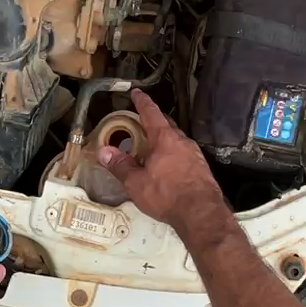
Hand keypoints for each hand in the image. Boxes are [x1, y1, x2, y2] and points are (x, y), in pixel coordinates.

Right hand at [96, 89, 231, 241]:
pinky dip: (173, 154)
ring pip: (177, 140)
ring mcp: (195, 155)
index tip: (137, 93)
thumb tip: (104, 151)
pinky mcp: (201, 169)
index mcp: (165, 138)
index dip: (143, 102)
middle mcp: (182, 141)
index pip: (151, 113)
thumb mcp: (136, 182)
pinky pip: (184, 155)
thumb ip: (120, 165)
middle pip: (166, 125)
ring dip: (164, 140)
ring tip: (153, 146)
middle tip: (142, 122)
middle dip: (154, 121)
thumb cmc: (166, 195)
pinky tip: (168, 166)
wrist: (201, 213)